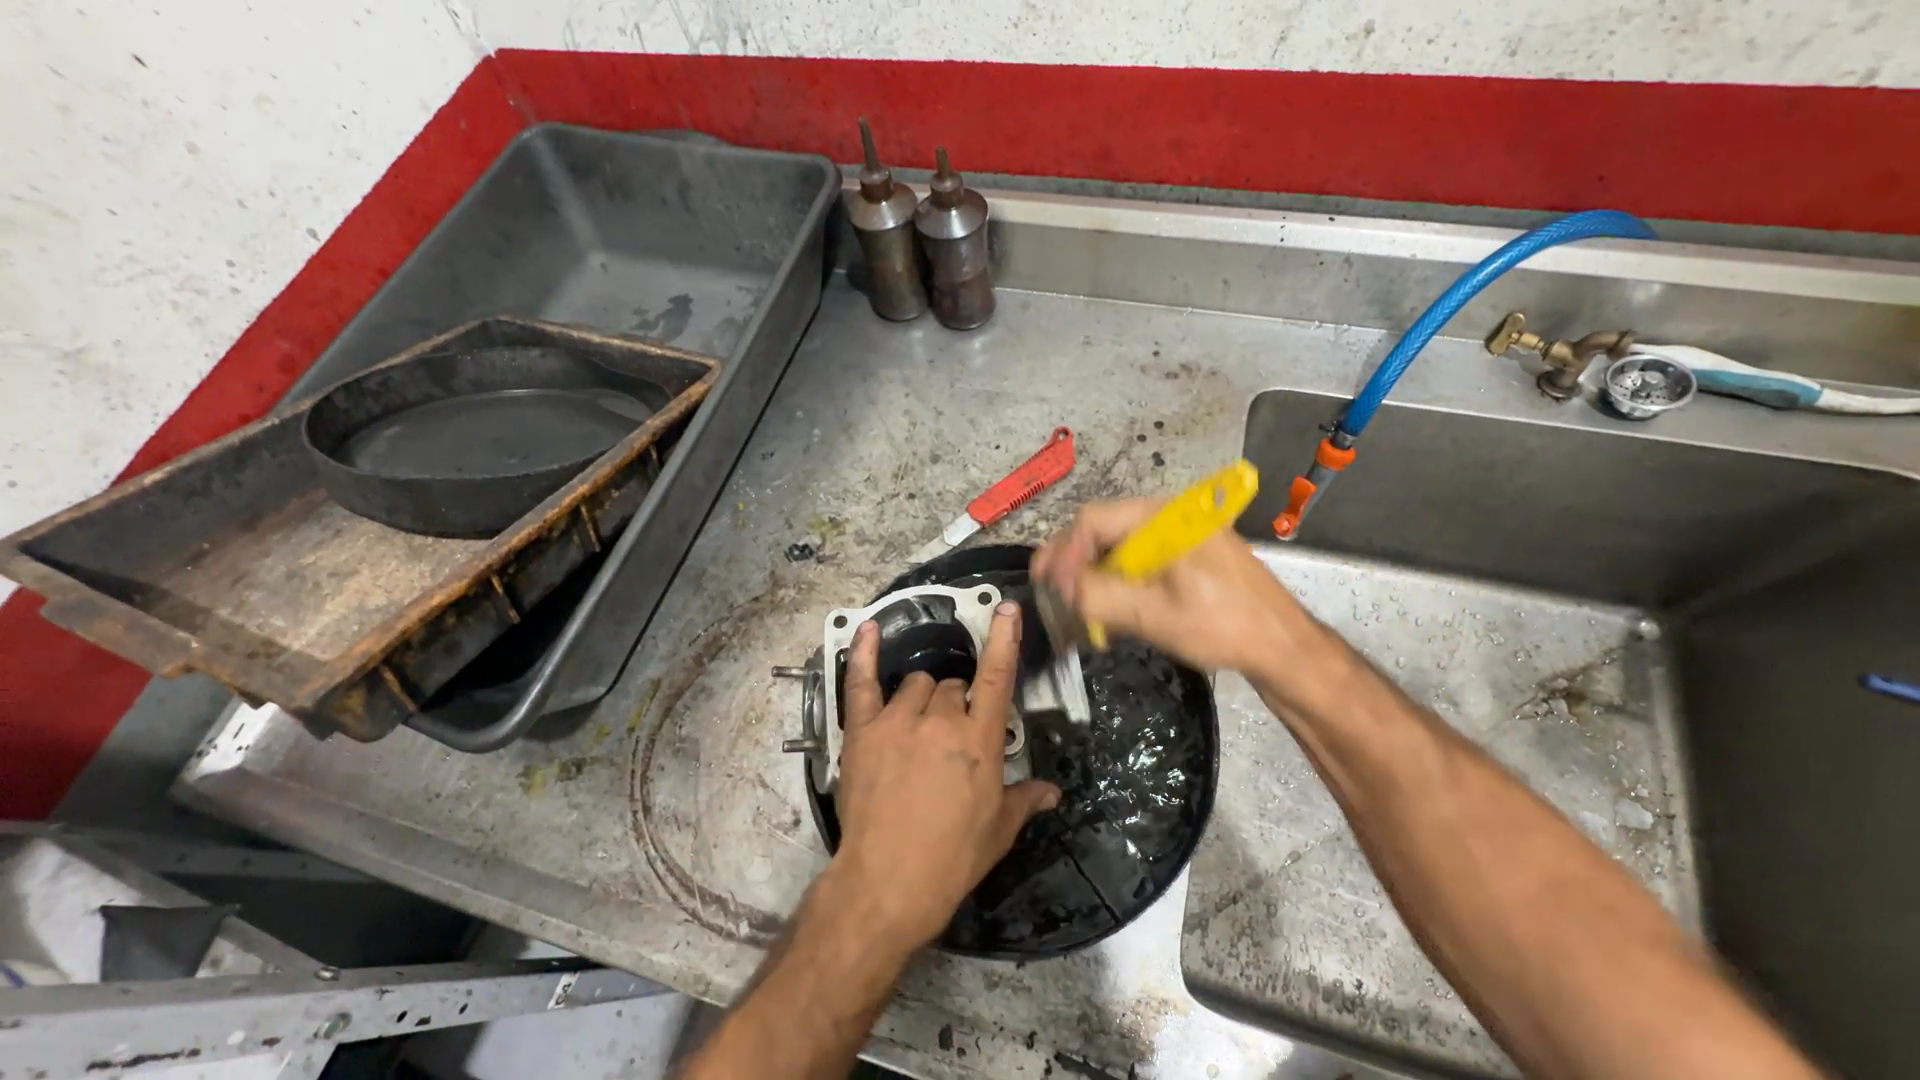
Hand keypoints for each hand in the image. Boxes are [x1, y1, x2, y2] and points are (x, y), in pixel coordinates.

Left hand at [834, 602, 1061, 948]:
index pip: (997, 678)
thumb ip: (1025, 800)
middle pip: (953, 686)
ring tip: (918, 725)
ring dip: (923, 696)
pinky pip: (861, 682)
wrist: (889, 879)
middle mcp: (941, 720)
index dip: (1004, 640)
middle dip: (957, 702)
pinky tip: (866, 630)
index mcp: (980, 740)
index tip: (1006, 610)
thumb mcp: (999, 829)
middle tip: (952, 735)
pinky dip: (863, 654)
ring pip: (916, 684)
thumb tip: (1053, 792)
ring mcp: (898, 721)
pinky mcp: (862, 730)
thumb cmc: (952, 857)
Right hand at [1030, 498, 1322, 682]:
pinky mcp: (1186, 556)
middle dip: (1072, 564)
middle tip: (1051, 596)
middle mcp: (1168, 516)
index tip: (1051, 589)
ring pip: (1117, 547)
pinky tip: (1105, 609)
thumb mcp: (1153, 615)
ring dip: (1092, 576)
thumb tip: (1057, 585)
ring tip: (1073, 608)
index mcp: (1163, 517)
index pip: (1092, 521)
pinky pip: (1138, 560)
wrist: (1283, 646)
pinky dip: (1116, 582)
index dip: (1064, 554)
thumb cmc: (1222, 627)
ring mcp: (1179, 535)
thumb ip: (1098, 595)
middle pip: (1102, 530)